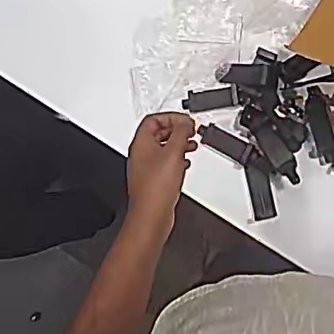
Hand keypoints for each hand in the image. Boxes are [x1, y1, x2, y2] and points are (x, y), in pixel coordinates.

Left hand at [125, 112, 196, 228]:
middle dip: (177, 129)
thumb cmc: (155, 189)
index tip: (186, 121)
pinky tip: (185, 162)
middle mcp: (141, 154)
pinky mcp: (154, 179)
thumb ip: (180, 134)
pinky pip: (166, 161)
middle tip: (190, 130)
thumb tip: (185, 123)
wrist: (151, 216)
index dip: (171, 117)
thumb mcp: (173, 153)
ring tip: (192, 144)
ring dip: (178, 143)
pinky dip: (177, 157)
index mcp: (141, 143)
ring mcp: (147, 167)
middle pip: (159, 132)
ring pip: (163, 146)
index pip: (154, 119)